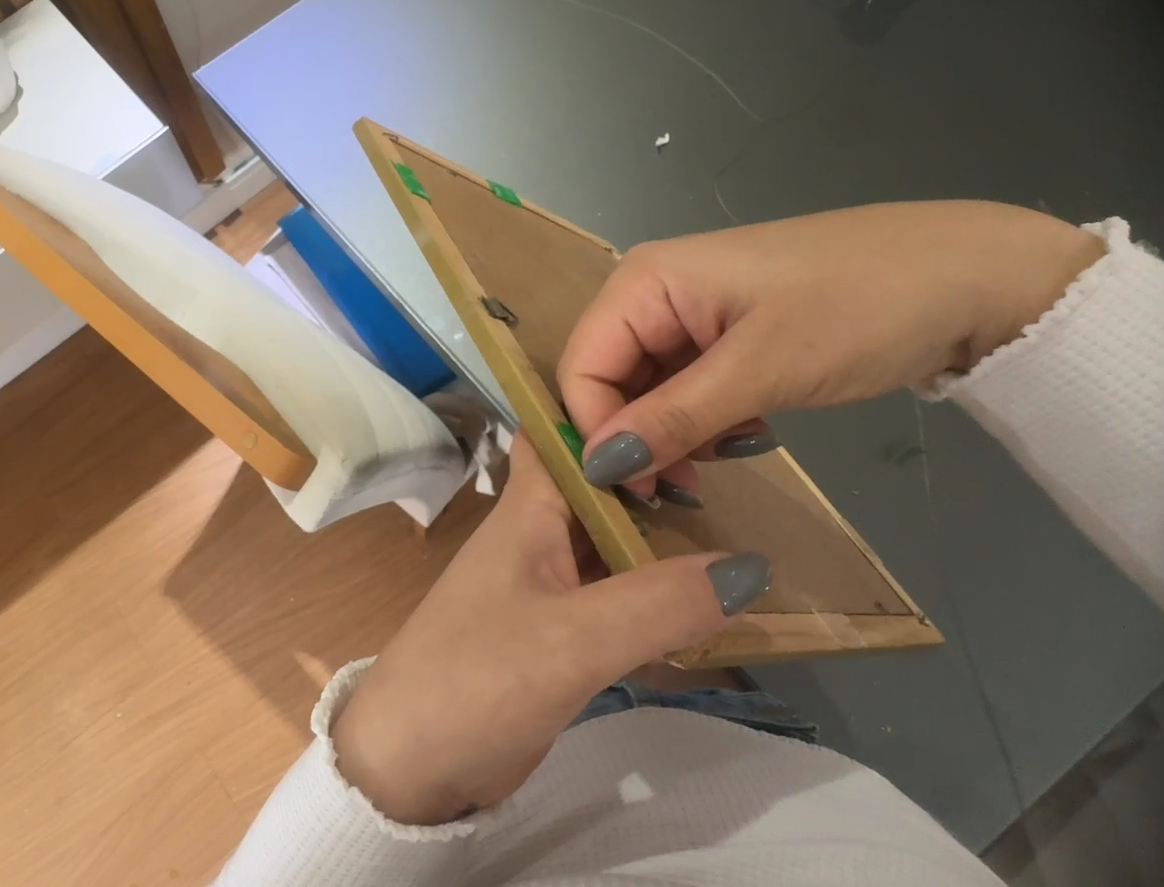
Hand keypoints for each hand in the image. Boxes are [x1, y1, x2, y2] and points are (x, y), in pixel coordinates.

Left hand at [329, 437, 763, 824]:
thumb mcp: (572, 640)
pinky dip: (657, 595)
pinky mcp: (557, 635)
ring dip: (666, 536)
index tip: (688, 399)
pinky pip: (616, 598)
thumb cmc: (477, 678)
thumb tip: (753, 565)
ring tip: (751, 524)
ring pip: (613, 543)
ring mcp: (547, 588)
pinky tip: (712, 603)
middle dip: (661, 473)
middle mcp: (537, 537)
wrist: (410, 764)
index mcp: (526, 513)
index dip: (614, 408)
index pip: (563, 434)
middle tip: (745, 464)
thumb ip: (659, 603)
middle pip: (601, 487)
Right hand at [560, 200, 1105, 493]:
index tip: (638, 489)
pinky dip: (704, 423)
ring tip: (726, 460)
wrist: (981, 277)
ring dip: (674, 437)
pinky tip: (746, 435)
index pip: (581, 367)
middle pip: (608, 381)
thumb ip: (673, 419)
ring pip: (645, 393)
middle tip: (683, 490)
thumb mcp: (762, 370)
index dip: (596, 431)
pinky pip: (684, 390)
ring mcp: (688, 315)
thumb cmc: (863, 306)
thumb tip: (598, 466)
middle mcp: (651, 294)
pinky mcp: (723, 336)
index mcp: (643, 282)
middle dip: (638, 439)